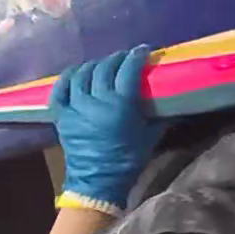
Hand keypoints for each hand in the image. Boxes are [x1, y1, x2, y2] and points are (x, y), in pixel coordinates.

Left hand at [50, 46, 161, 215]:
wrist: (98, 183)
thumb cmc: (128, 160)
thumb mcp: (150, 136)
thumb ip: (160, 116)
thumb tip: (174, 101)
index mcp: (121, 105)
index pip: (129, 70)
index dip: (136, 56)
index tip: (143, 50)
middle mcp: (97, 100)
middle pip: (105, 68)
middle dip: (116, 58)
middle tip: (124, 58)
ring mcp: (76, 106)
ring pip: (82, 74)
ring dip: (94, 65)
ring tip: (102, 65)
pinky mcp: (62, 115)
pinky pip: (60, 89)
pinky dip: (68, 77)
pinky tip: (77, 73)